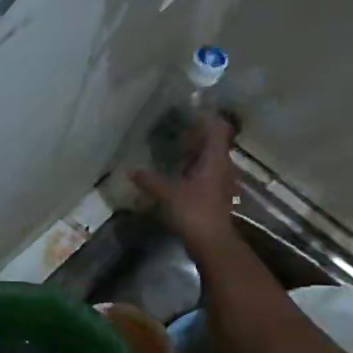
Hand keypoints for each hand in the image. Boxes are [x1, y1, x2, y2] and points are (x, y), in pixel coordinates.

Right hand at [132, 111, 239, 248]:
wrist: (211, 242)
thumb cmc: (193, 212)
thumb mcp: (168, 194)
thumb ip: (150, 180)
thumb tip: (131, 170)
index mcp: (215, 160)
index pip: (216, 129)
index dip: (206, 118)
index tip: (190, 110)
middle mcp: (222, 167)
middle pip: (215, 143)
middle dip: (198, 134)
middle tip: (178, 128)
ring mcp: (220, 182)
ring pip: (210, 159)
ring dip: (196, 152)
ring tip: (175, 148)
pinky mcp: (215, 195)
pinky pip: (206, 173)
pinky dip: (194, 168)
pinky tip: (178, 172)